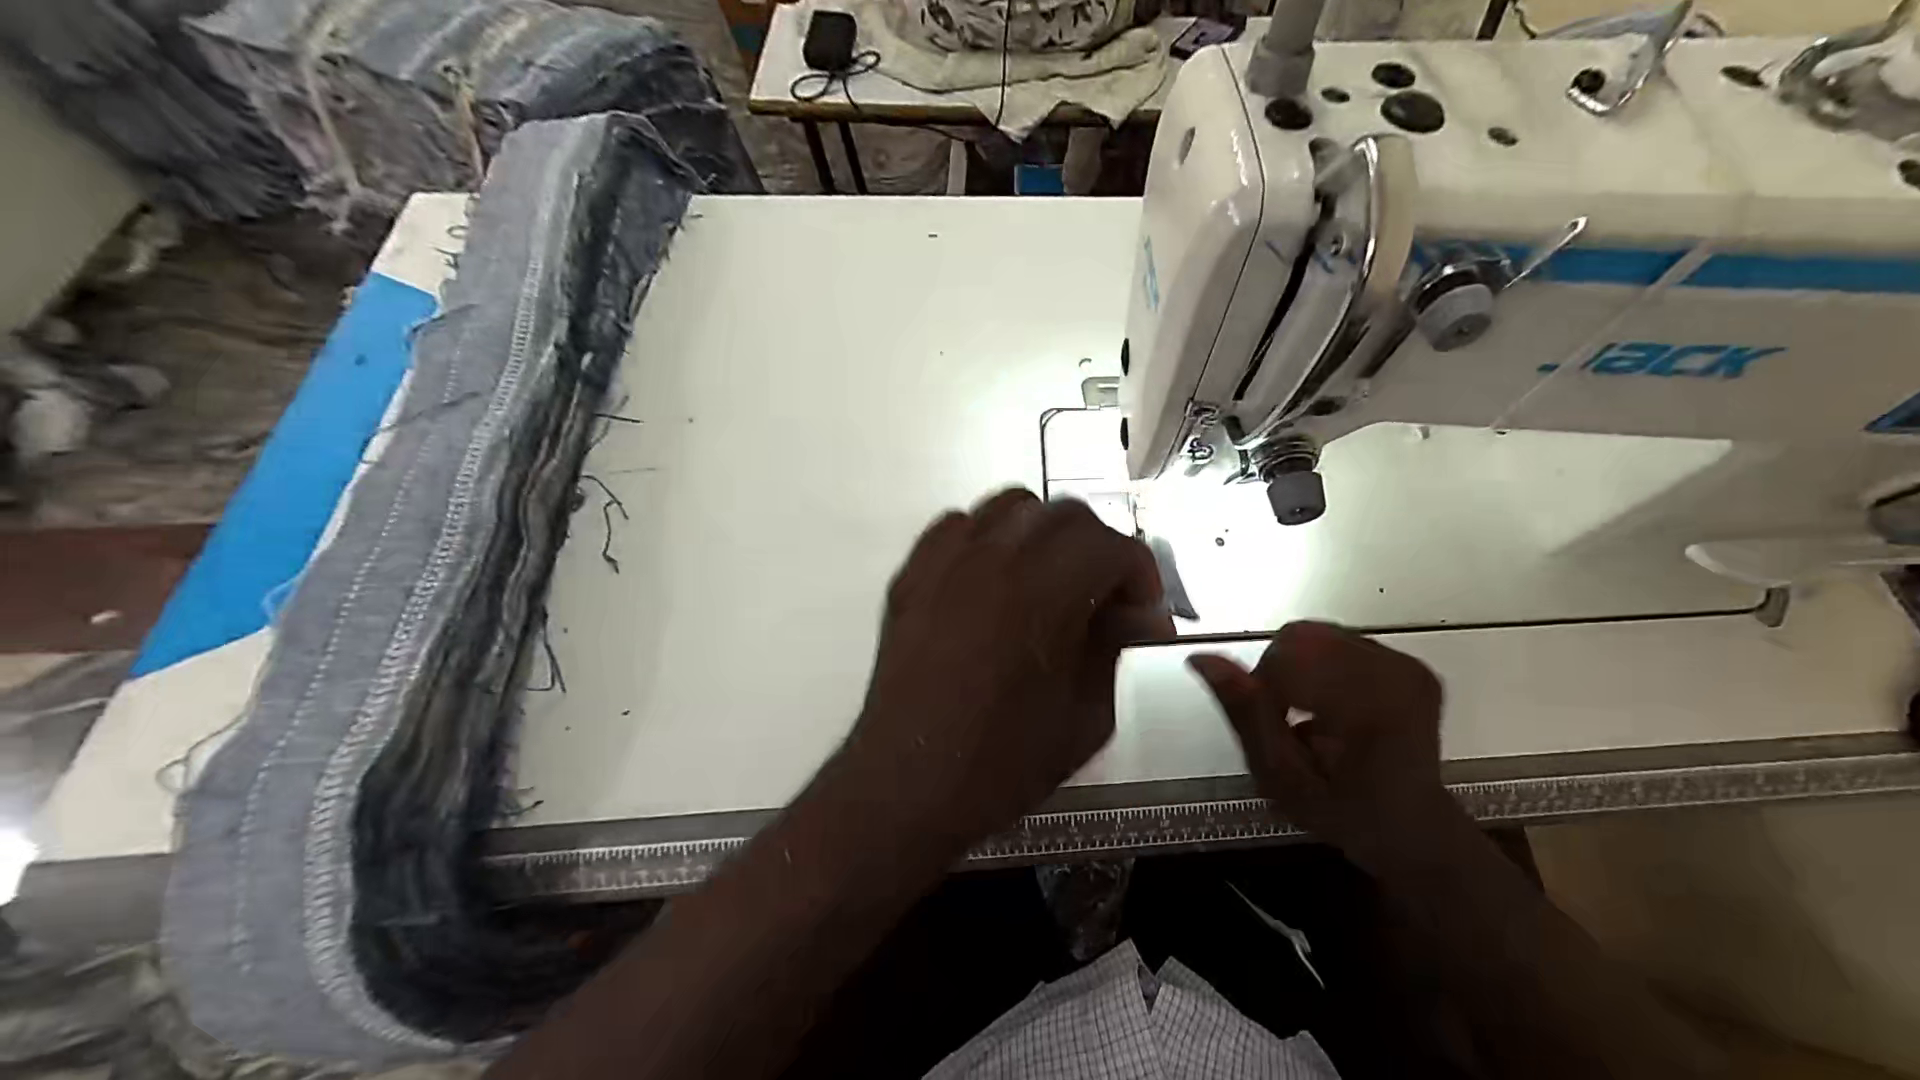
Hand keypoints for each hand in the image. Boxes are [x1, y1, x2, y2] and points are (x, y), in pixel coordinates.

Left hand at [838, 488, 1168, 849]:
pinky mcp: (912, 576)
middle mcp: (993, 560)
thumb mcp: (1085, 718)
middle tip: (1106, 600)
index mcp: (1043, 593)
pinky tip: (994, 580)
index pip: (1111, 546)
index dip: (1141, 576)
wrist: (907, 785)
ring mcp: (945, 562)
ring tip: (1053, 581)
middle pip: (1064, 514)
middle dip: (1100, 549)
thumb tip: (1138, 616)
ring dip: (1045, 534)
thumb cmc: (1002, 764)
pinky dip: (988, 538)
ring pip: (1009, 507)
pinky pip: (957, 527)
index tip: (1143, 618)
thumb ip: (1113, 649)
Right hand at [1189, 622, 1456, 871]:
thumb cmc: (1341, 811)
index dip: (1261, 686)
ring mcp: (1405, 664)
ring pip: (1313, 633)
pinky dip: (1317, 664)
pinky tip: (1327, 702)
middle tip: (1285, 720)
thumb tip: (1201, 658)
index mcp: (1370, 707)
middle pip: (1299, 638)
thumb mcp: (1280, 777)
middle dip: (1276, 671)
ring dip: (1294, 666)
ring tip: (1307, 712)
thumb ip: (1244, 713)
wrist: (1411, 826)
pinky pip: (1335, 638)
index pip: (1287, 657)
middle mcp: (1396, 674)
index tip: (1273, 727)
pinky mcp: (1406, 660)